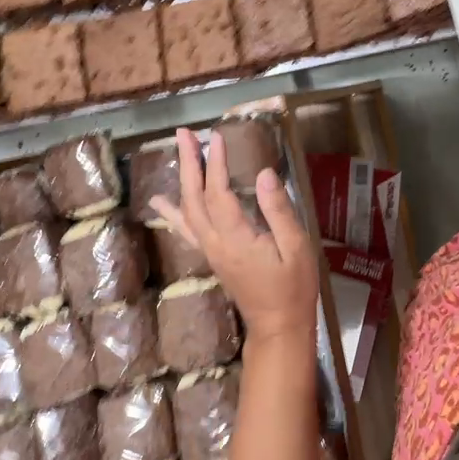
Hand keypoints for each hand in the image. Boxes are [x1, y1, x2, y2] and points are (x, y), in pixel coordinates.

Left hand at [150, 128, 318, 343]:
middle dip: (188, 163)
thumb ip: (278, 210)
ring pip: (187, 211)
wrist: (278, 326)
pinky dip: (174, 212)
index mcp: (235, 238)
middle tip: (183, 133)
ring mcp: (210, 251)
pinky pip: (187, 229)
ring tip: (176, 153)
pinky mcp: (212, 256)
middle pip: (193, 198)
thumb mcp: (296, 247)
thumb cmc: (294, 286)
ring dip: (182, 179)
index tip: (217, 137)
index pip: (218, 194)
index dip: (215, 164)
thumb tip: (264, 173)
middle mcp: (215, 243)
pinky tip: (162, 202)